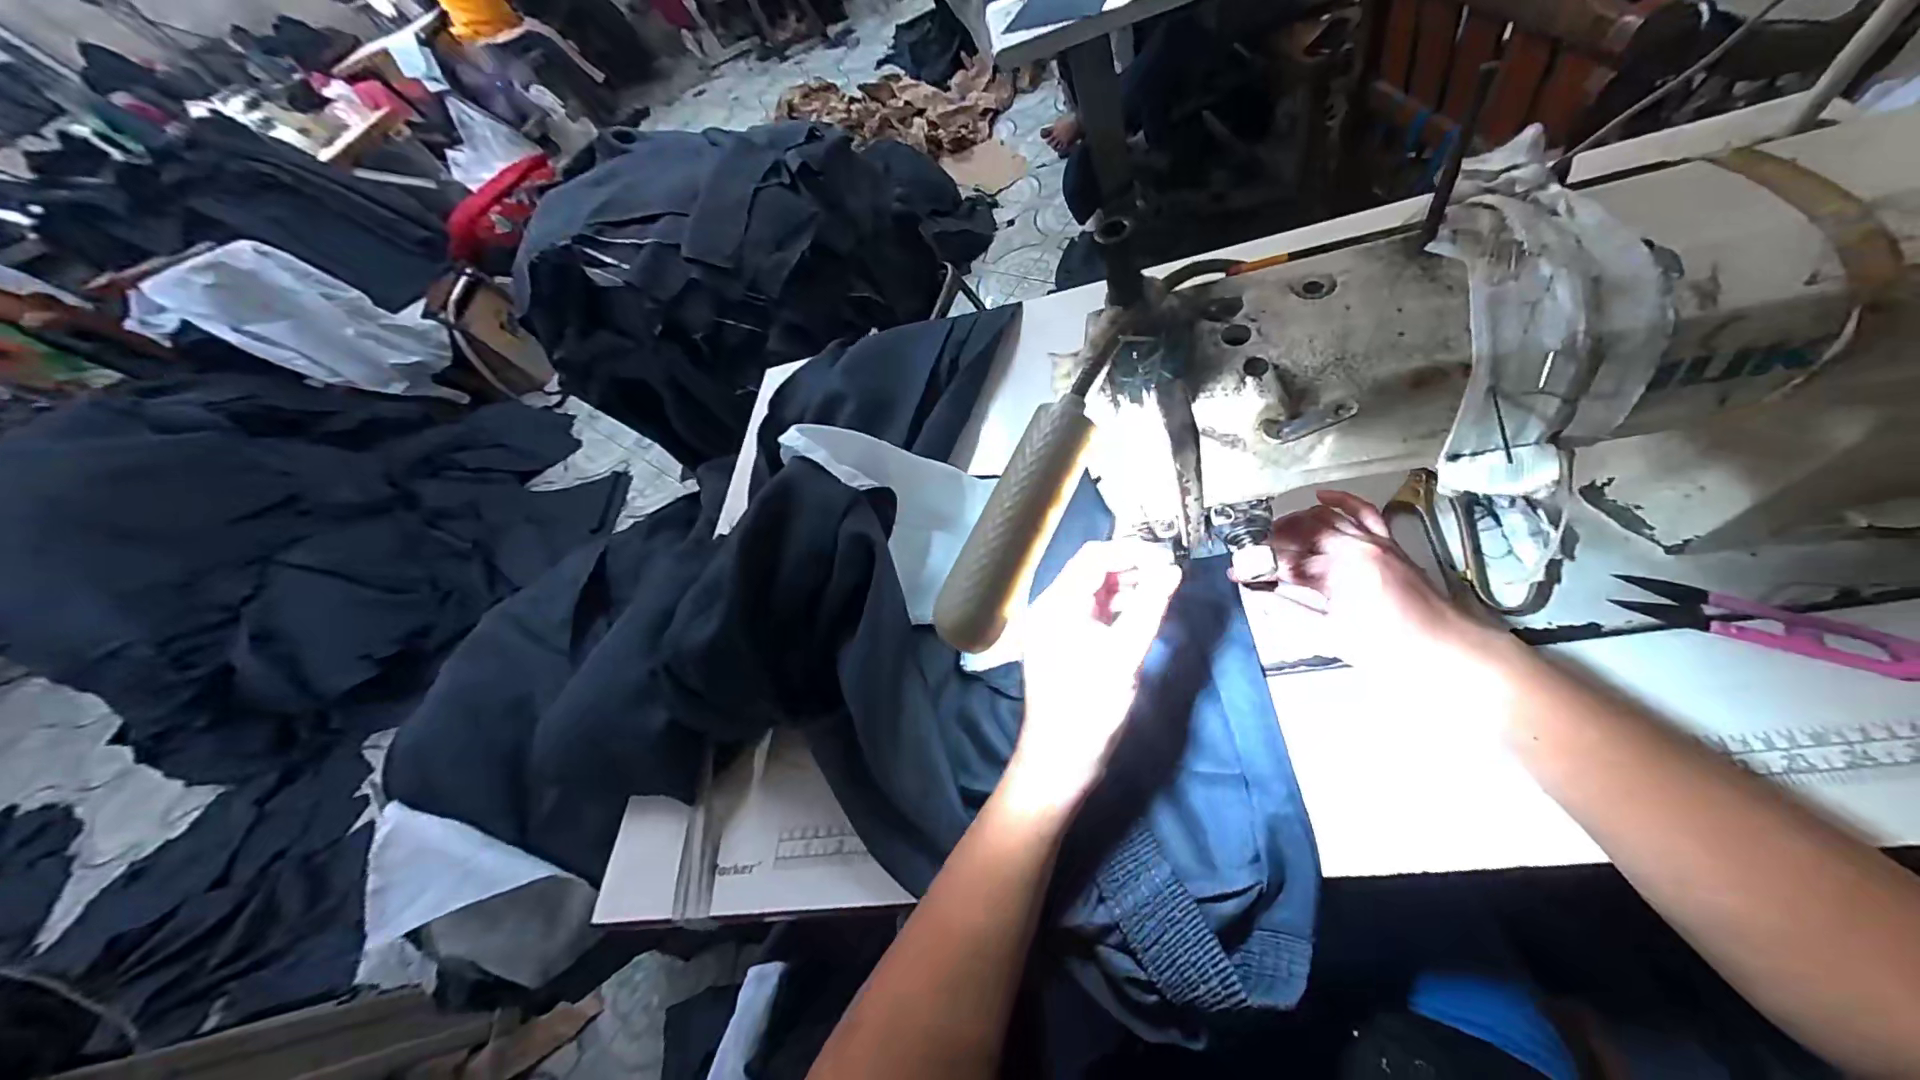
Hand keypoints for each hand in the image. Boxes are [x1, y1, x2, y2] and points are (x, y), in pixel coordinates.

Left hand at [1008, 540, 1180, 808]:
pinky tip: (1140, 614)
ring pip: (1091, 591)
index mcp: (1056, 605)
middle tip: (1167, 575)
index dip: (1132, 551)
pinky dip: (1114, 607)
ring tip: (1160, 593)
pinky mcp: (1061, 643)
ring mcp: (1053, 626)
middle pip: (1091, 570)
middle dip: (1129, 566)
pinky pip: (1089, 612)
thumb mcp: (1126, 655)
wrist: (1058, 760)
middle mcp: (1049, 608)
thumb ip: (1150, 607)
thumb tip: (1172, 571)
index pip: (1094, 556)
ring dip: (1124, 586)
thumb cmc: (1090, 708)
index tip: (1167, 561)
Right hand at [1238, 490, 1485, 670]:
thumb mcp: (1329, 635)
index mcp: (1336, 572)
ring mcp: (1373, 542)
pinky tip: (1320, 497)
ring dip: (1295, 522)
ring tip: (1273, 533)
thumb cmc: (1388, 648)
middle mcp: (1354, 548)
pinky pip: (1362, 512)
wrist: (1442, 649)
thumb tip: (1259, 596)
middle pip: (1299, 535)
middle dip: (1269, 544)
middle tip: (1250, 555)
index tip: (1238, 574)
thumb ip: (1289, 611)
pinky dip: (1340, 500)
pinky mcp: (1387, 543)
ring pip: (1324, 519)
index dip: (1257, 567)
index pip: (1283, 562)